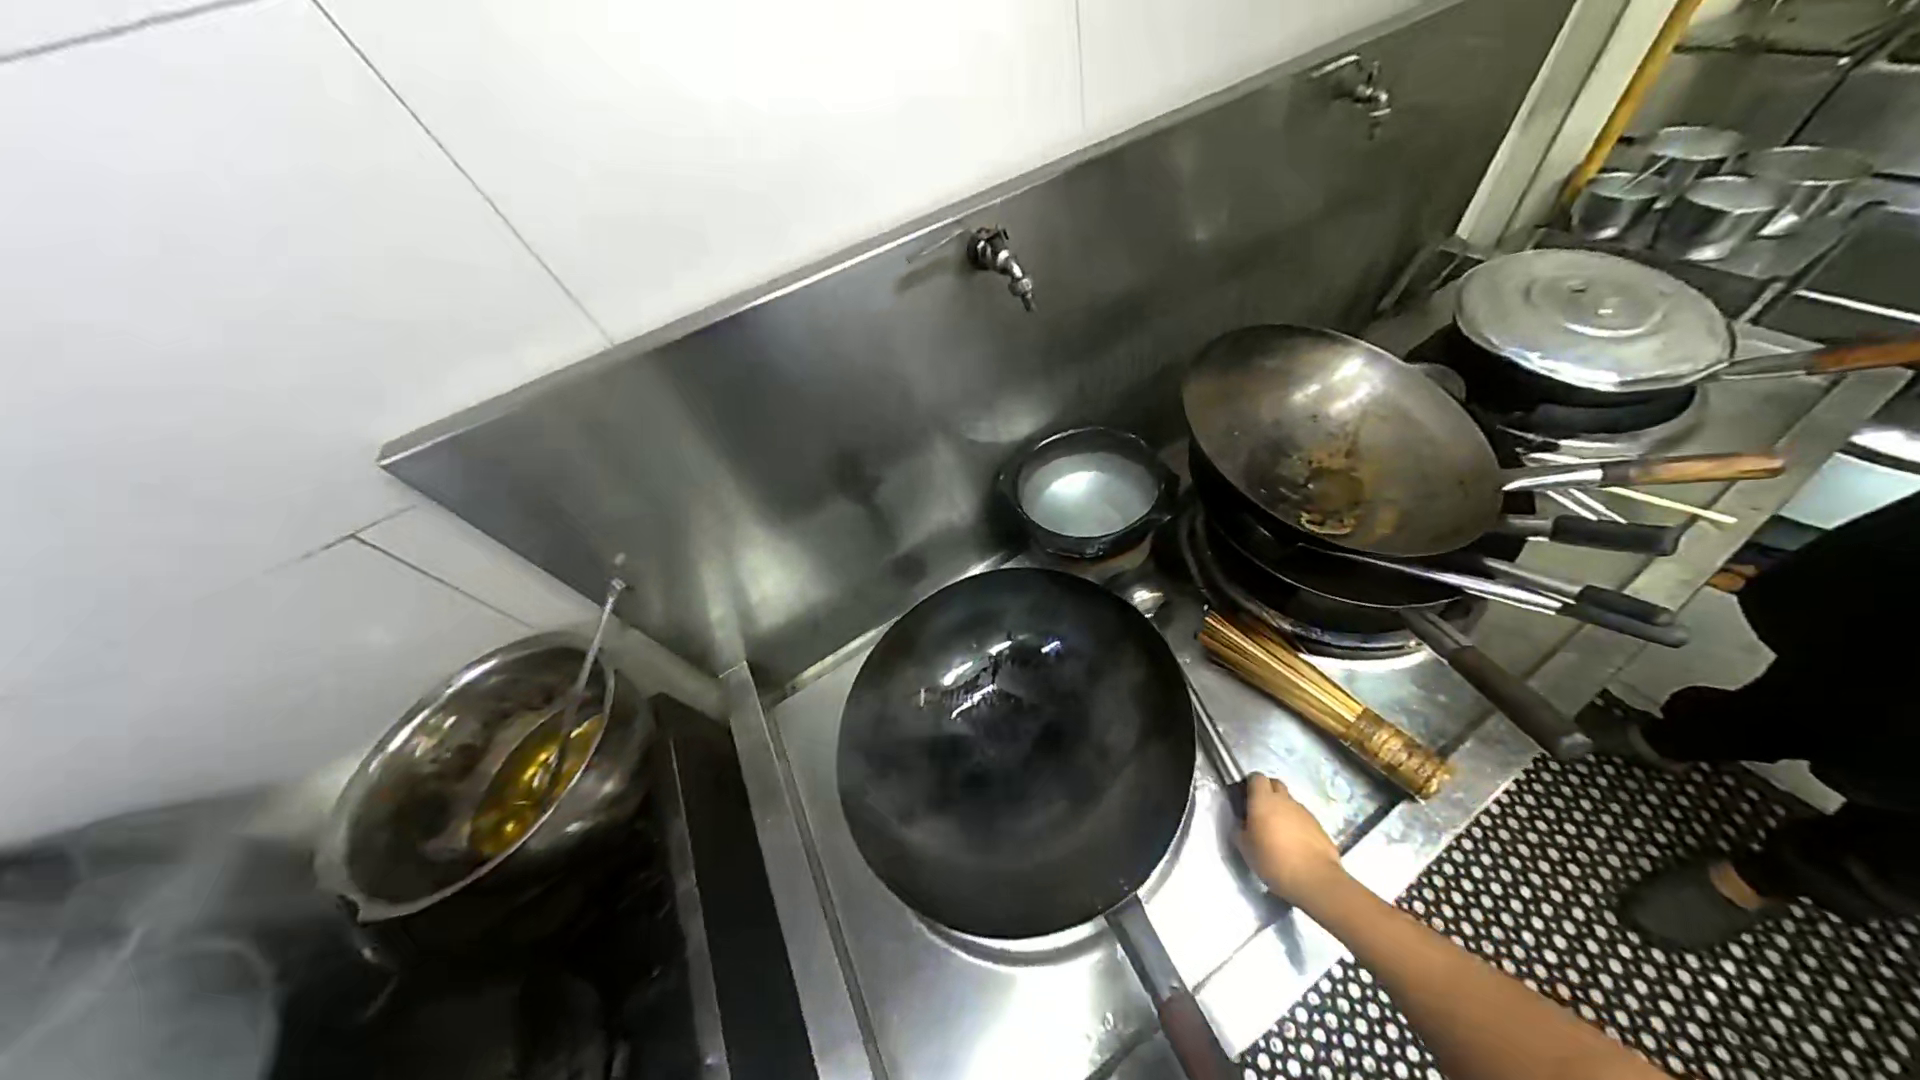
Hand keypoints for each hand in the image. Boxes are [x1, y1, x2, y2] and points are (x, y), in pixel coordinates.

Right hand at [1236, 773, 1347, 907]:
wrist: (1315, 879)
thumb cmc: (1272, 860)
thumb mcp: (1245, 846)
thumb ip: (1241, 828)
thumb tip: (1243, 823)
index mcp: (1263, 800)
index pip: (1256, 777)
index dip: (1250, 784)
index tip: (1246, 798)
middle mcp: (1285, 800)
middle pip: (1276, 784)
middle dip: (1268, 792)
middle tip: (1261, 812)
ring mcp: (1305, 813)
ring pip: (1290, 803)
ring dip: (1283, 811)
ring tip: (1279, 834)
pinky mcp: (1319, 827)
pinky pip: (1303, 819)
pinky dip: (1297, 826)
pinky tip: (1295, 845)